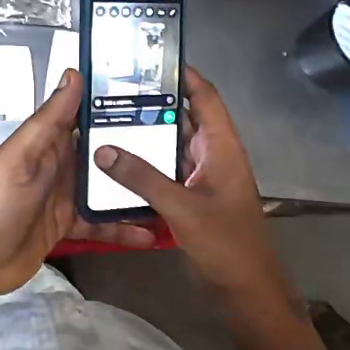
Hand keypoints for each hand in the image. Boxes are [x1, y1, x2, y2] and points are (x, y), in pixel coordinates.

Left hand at [0, 69, 153, 297]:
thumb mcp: (20, 157)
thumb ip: (48, 120)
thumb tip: (73, 75)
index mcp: (45, 143)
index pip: (80, 115)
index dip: (110, 105)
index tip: (149, 96)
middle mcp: (58, 165)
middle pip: (100, 152)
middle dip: (133, 147)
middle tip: (176, 144)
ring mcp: (64, 196)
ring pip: (106, 187)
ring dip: (133, 188)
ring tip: (170, 186)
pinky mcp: (68, 224)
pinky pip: (101, 222)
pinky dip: (122, 227)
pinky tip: (149, 232)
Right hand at [93, 67, 285, 298]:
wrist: (247, 291)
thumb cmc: (226, 244)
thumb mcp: (182, 207)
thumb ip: (142, 178)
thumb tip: (102, 150)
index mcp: (222, 148)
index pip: (206, 97)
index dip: (184, 75)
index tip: (152, 59)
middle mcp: (214, 155)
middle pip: (185, 117)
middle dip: (155, 102)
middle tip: (117, 88)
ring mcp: (203, 177)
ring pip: (173, 144)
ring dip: (148, 132)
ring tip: (110, 116)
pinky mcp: (193, 197)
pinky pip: (167, 169)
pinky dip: (147, 161)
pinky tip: (119, 158)